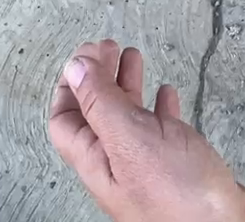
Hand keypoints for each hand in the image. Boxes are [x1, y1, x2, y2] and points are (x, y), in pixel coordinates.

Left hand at [47, 39, 244, 221]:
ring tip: (133, 57)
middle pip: (95, 113)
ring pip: (127, 118)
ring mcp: (146, 166)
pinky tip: (166, 94)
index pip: (65, 119)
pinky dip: (159, 105)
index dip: (70, 83)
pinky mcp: (176, 165)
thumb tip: (74, 67)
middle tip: (107, 46)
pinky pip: (160, 129)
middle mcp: (117, 163)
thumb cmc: (179, 197)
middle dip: (98, 76)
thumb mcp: (131, 138)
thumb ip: (100, 102)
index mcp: (97, 160)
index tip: (86, 51)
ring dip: (126, 84)